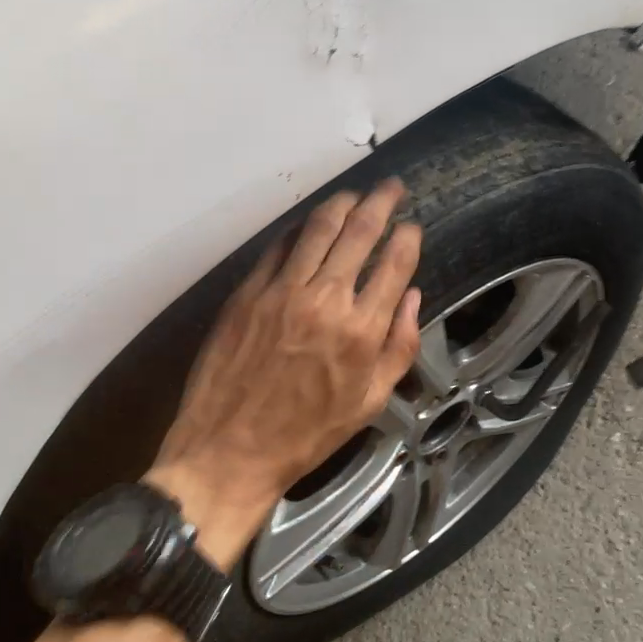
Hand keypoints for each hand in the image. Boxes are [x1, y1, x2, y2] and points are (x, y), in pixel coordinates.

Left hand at [146, 180, 422, 565]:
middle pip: (359, 233)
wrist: (228, 453)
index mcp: (362, 330)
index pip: (395, 264)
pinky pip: (277, 248)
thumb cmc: (307, 435)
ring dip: (341, 204)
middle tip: (392, 188)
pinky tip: (308, 224)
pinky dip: (298, 230)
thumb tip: (413, 297)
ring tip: (354, 194)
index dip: (408, 237)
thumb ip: (399, 346)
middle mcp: (325, 300)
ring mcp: (281, 292)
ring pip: (317, 229)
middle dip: (381, 203)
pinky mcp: (246, 294)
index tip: (412, 225)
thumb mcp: (370, 401)